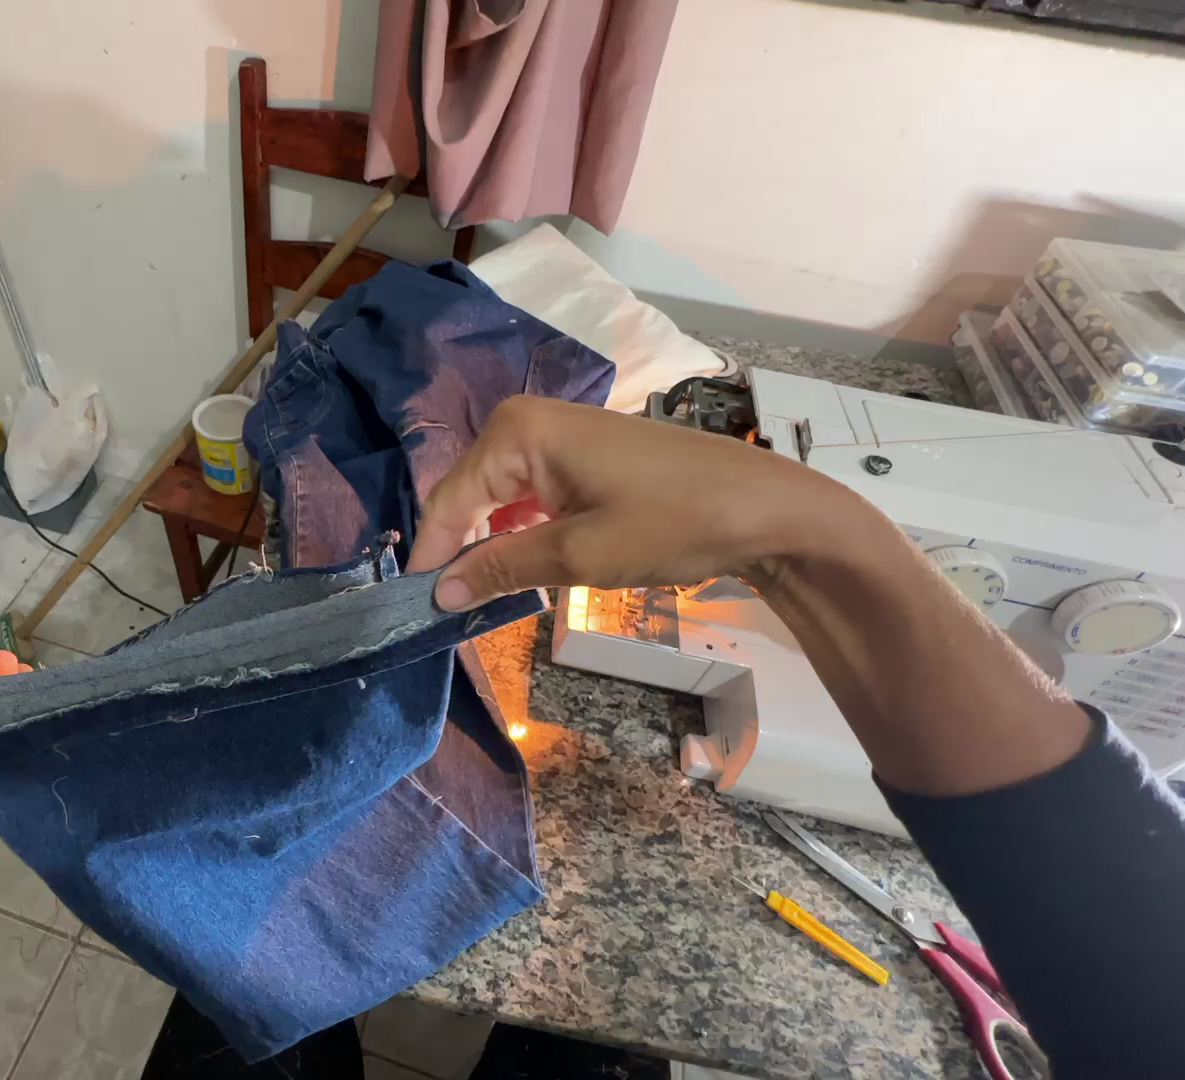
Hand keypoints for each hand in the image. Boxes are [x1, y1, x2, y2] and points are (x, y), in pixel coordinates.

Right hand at [406, 395, 869, 608]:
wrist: (768, 507)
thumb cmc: (674, 522)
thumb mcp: (579, 555)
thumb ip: (501, 568)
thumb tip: (439, 593)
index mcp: (517, 432)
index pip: (449, 500)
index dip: (431, 555)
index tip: (416, 605)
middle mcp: (524, 422)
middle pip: (466, 494)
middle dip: (457, 548)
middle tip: (448, 607)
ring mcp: (551, 435)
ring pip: (493, 497)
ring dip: (486, 543)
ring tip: (478, 594)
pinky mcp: (574, 454)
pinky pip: (524, 494)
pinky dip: (516, 530)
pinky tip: (518, 563)